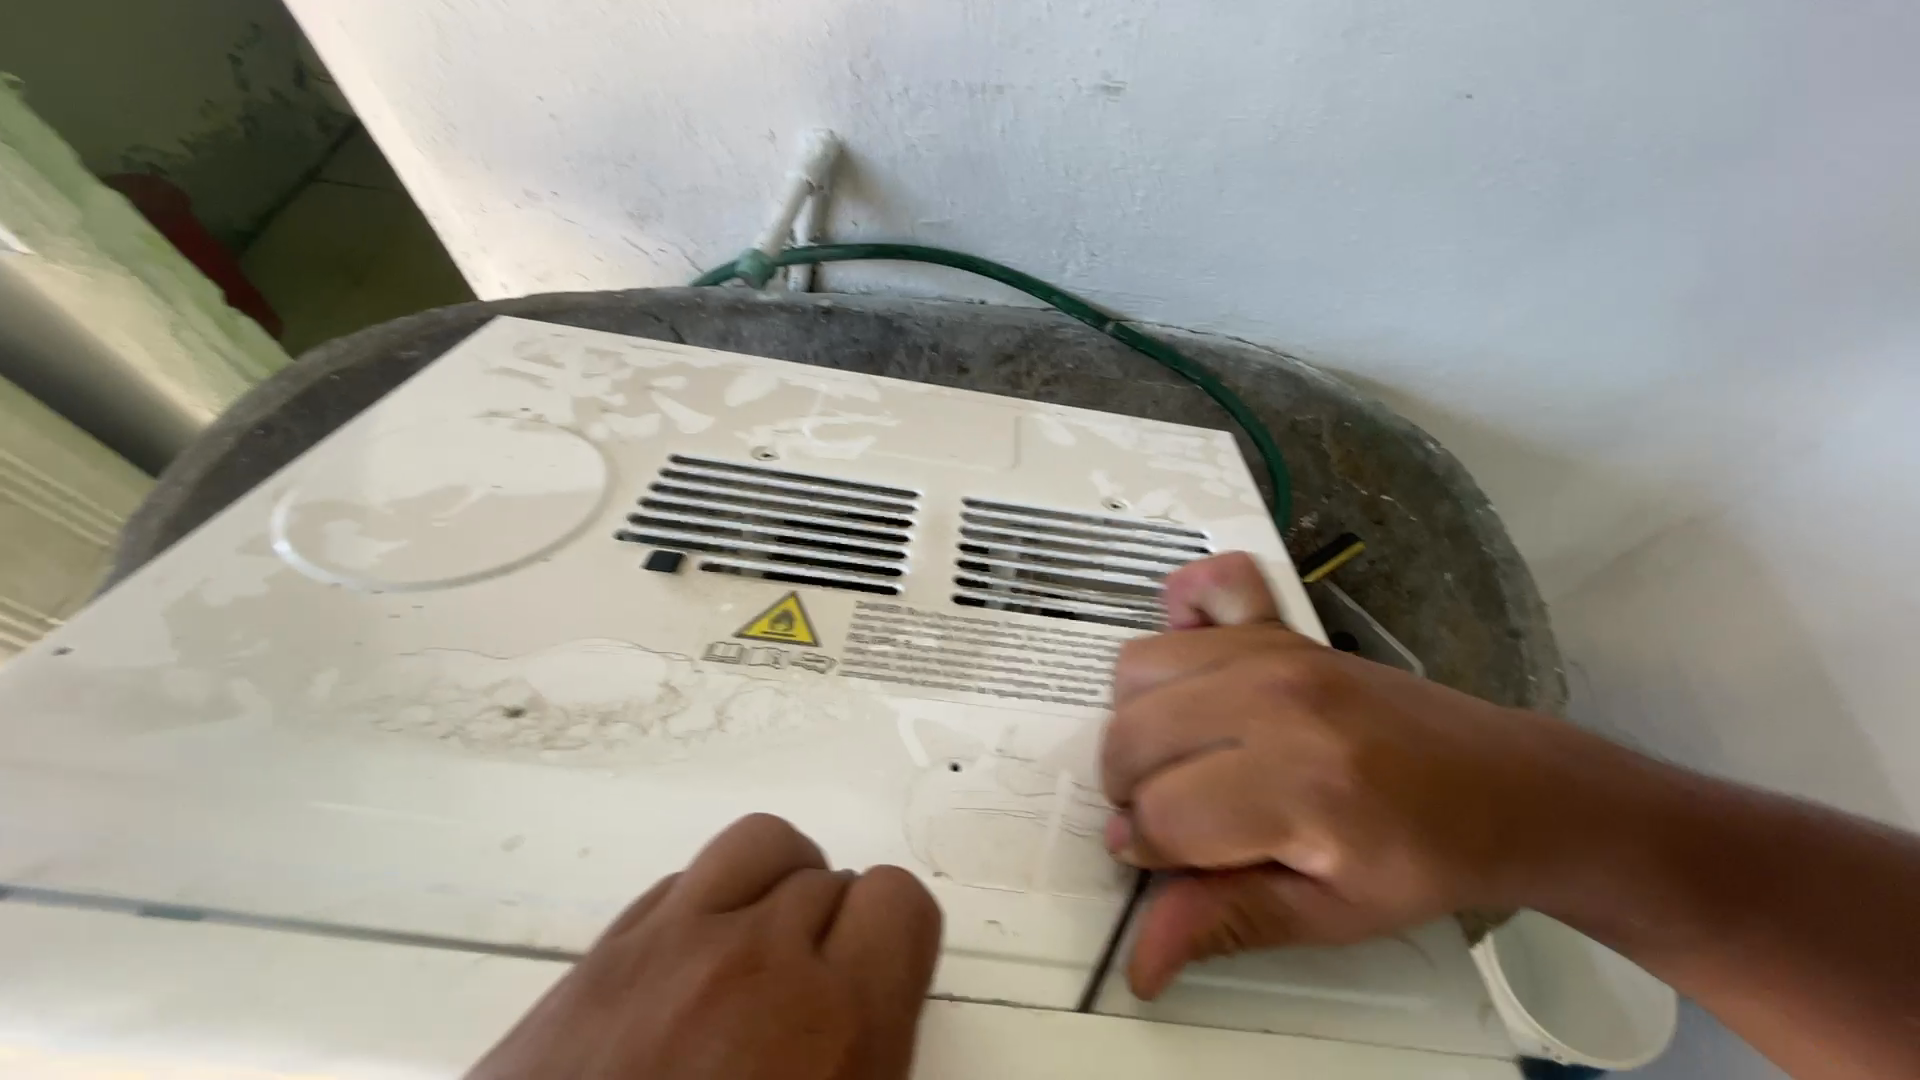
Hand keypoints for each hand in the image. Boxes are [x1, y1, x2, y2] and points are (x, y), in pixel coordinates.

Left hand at [468, 814, 941, 1079]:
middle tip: (807, 1003)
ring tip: (762, 953)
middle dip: (832, 931)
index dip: (895, 938)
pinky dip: (703, 911)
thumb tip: (869, 1020)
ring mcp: (665, 948)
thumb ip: (869, 1060)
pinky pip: (680, 884)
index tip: (879, 979)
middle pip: (827, 877)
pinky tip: (687, 978)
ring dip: (776, 887)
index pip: (898, 899)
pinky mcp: (593, 960)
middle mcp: (753, 963)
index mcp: (832, 1026)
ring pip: (756, 846)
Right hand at [1102, 553, 1615, 998]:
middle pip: (1133, 737)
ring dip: (1138, 720)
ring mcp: (1277, 651)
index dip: (1147, 851)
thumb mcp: (1331, 916)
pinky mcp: (1282, 626)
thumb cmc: (1423, 861)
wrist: (1505, 787)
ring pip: (1138, 669)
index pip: (1162, 816)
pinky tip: (1196, 668)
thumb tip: (1137, 965)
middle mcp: (1277, 702)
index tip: (1165, 864)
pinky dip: (1180, 614)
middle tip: (1171, 817)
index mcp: (1301, 788)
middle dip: (1130, 790)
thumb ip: (1225, 923)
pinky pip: (1203, 585)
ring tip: (1178, 756)